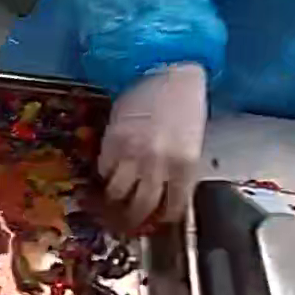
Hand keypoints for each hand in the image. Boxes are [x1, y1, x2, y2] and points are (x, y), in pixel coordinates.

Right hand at [99, 63, 206, 228]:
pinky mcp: (111, 144)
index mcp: (185, 166)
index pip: (174, 205)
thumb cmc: (184, 106)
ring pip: (117, 192)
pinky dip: (106, 174)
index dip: (164, 216)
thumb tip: (162, 190)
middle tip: (128, 221)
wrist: (164, 73)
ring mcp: (131, 155)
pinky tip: (109, 171)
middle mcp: (158, 165)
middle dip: (133, 217)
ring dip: (114, 198)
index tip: (158, 219)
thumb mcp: (189, 142)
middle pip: (141, 205)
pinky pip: (104, 170)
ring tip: (113, 198)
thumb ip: (177, 168)